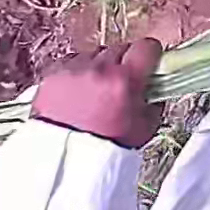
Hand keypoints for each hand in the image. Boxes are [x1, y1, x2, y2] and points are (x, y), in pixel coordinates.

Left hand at [30, 39, 163, 147]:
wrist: (64, 162)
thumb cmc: (105, 148)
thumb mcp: (144, 129)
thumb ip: (154, 103)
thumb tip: (156, 87)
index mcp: (126, 80)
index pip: (146, 46)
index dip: (150, 55)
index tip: (148, 63)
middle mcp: (100, 69)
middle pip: (120, 49)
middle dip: (124, 63)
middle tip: (121, 84)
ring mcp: (74, 69)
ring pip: (95, 54)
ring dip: (99, 67)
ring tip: (96, 91)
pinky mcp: (53, 73)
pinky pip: (72, 63)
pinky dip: (77, 73)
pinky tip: (78, 93)